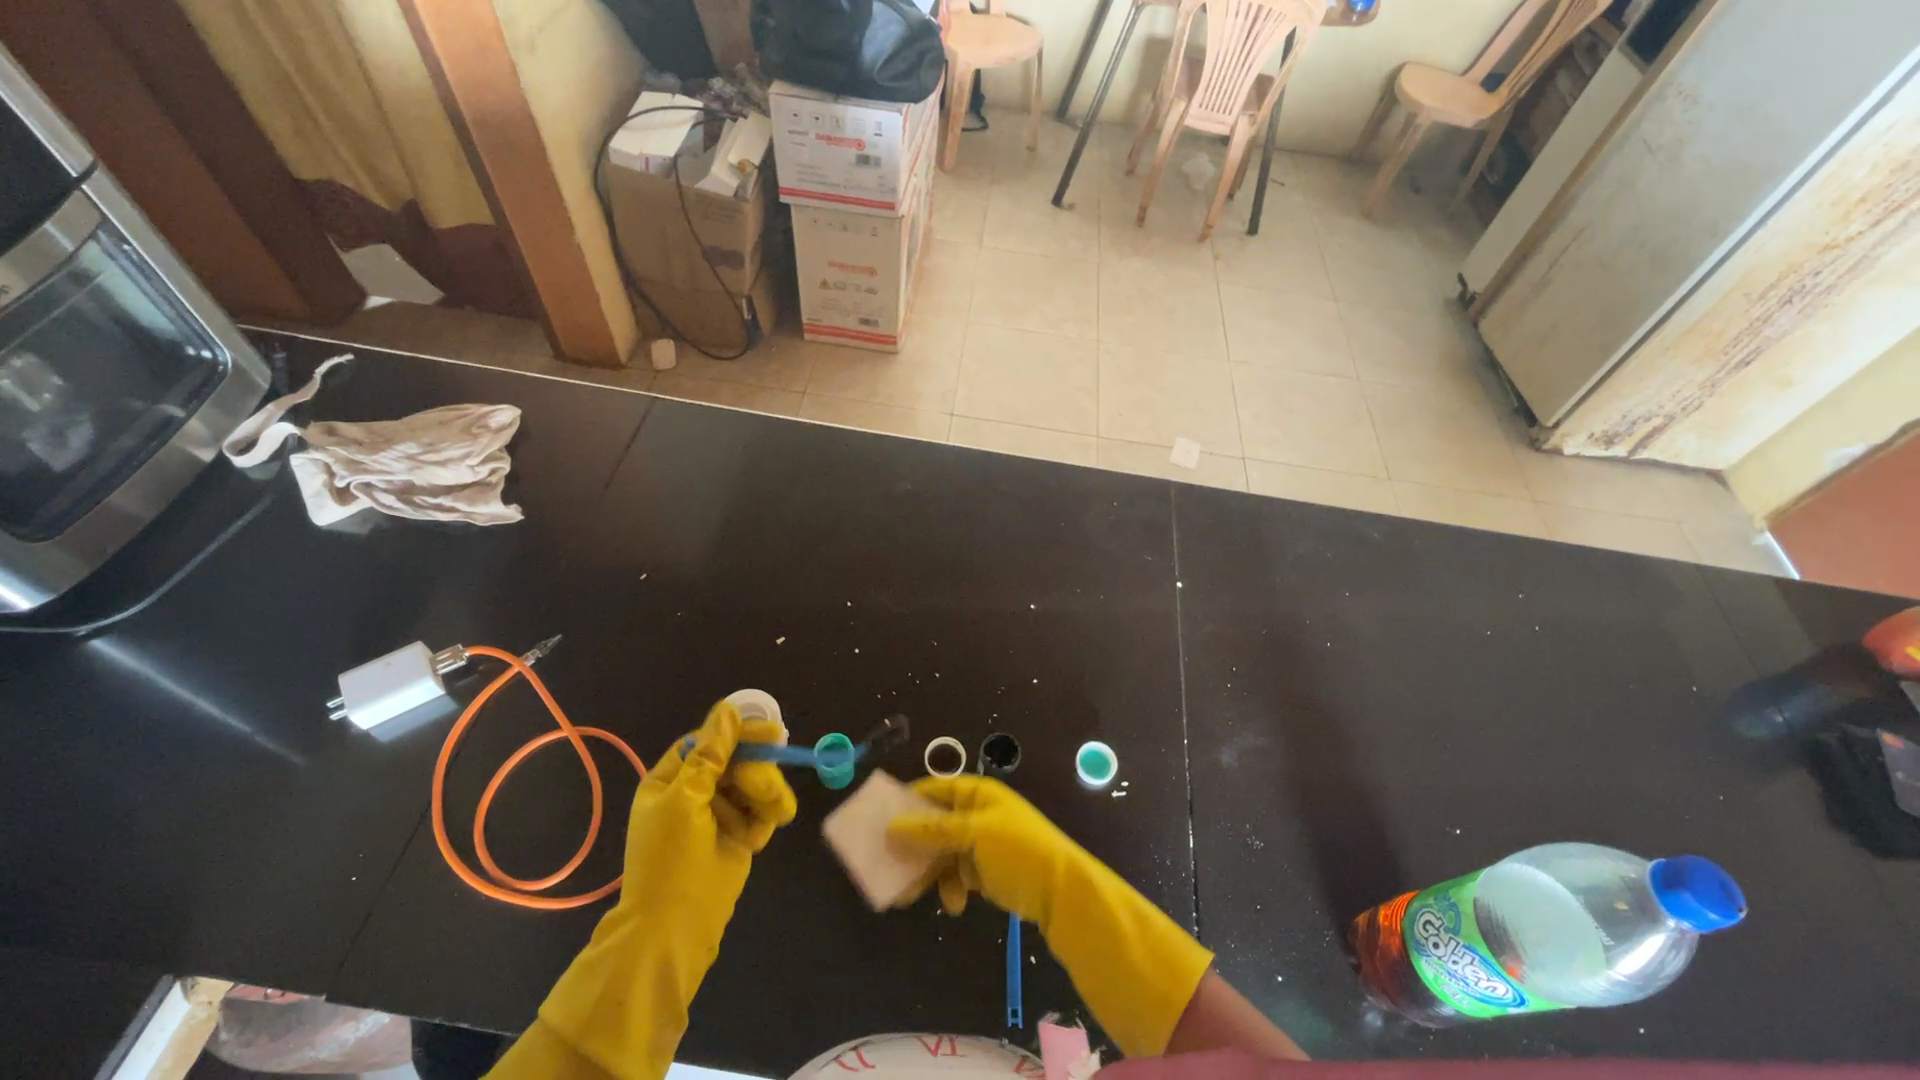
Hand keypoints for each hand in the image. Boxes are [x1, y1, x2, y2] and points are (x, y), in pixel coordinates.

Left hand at [494, 702, 795, 1079]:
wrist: (675, 927)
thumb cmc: (670, 860)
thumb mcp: (685, 800)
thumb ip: (710, 754)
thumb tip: (726, 709)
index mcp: (671, 779)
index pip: (709, 741)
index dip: (739, 735)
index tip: (772, 734)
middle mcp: (695, 792)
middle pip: (738, 760)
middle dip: (757, 772)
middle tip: (766, 791)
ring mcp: (719, 814)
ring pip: (756, 783)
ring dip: (768, 794)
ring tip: (773, 815)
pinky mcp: (741, 834)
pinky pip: (764, 810)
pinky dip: (769, 816)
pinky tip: (763, 833)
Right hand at [886, 774, 1088, 924]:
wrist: (1063, 893)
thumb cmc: (1020, 851)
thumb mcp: (975, 835)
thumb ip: (933, 831)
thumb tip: (891, 826)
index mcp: (978, 794)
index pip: (935, 790)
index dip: (907, 802)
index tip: (879, 819)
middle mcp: (977, 814)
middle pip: (933, 825)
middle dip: (912, 846)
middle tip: (886, 863)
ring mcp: (981, 844)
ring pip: (940, 854)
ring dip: (928, 874)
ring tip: (910, 896)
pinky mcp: (984, 872)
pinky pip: (955, 875)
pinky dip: (951, 889)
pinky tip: (955, 905)